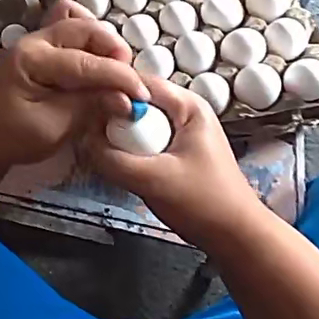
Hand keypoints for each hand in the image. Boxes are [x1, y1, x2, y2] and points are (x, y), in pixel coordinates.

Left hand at [0, 0, 147, 180]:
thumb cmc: (13, 139)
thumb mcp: (55, 129)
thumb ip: (91, 107)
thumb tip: (129, 100)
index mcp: (32, 59)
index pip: (87, 62)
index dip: (120, 77)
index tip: (143, 95)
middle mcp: (34, 41)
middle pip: (86, 29)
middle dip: (115, 52)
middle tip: (129, 83)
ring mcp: (37, 40)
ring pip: (79, 22)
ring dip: (103, 42)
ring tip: (114, 71)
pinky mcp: (41, 47)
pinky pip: (69, 26)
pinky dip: (88, 37)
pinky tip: (96, 58)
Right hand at [83, 73, 268, 246]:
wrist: (236, 237)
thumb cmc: (206, 204)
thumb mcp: (151, 179)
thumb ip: (112, 158)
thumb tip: (83, 140)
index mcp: (187, 105)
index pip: (138, 81)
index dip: (110, 92)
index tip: (86, 110)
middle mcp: (184, 111)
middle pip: (136, 102)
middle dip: (114, 120)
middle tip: (94, 139)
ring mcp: (180, 131)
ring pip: (137, 125)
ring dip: (122, 140)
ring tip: (108, 157)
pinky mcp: (174, 151)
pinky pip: (144, 142)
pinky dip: (131, 153)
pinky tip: (123, 169)